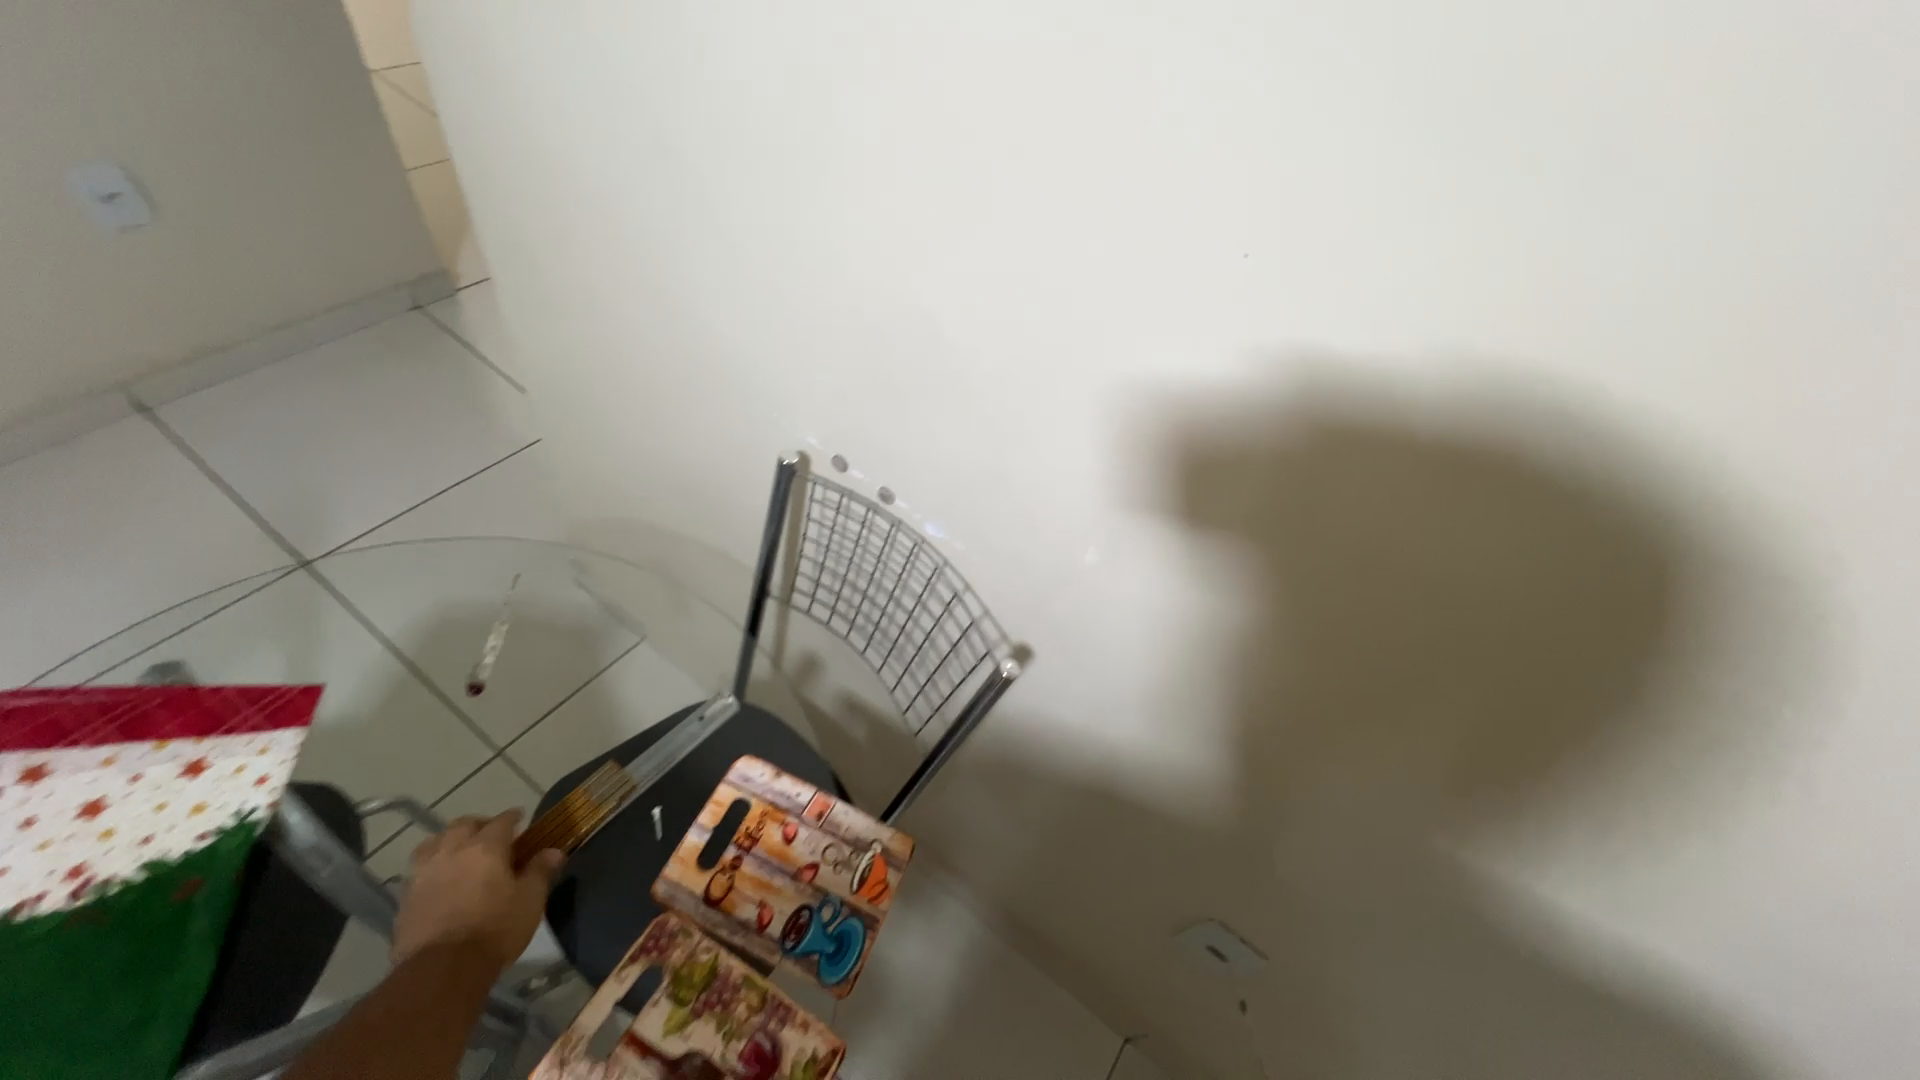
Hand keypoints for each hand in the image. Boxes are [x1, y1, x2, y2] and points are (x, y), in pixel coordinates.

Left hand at [392, 810, 563, 971]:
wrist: (442, 969)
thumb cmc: (495, 929)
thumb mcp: (530, 900)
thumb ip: (541, 871)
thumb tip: (555, 851)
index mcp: (486, 847)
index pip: (502, 820)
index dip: (514, 817)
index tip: (522, 819)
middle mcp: (452, 850)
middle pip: (463, 824)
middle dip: (479, 825)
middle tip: (491, 835)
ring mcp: (424, 872)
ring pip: (434, 842)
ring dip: (449, 841)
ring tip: (459, 853)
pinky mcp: (406, 896)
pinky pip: (419, 869)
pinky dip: (431, 866)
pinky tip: (440, 879)